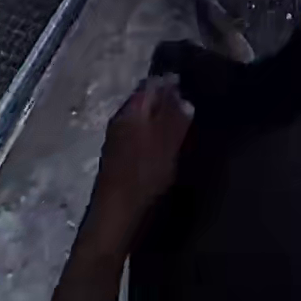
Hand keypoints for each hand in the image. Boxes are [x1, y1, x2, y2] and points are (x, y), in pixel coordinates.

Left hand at [91, 75, 191, 228]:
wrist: (114, 218)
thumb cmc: (143, 176)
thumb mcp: (166, 145)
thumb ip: (175, 118)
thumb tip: (184, 98)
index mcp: (130, 111)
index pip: (150, 84)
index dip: (168, 82)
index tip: (186, 82)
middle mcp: (120, 120)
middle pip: (143, 101)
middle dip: (163, 99)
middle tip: (186, 102)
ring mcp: (116, 140)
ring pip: (140, 119)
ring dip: (157, 118)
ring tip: (179, 123)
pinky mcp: (117, 159)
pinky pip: (137, 135)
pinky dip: (151, 134)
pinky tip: (163, 145)